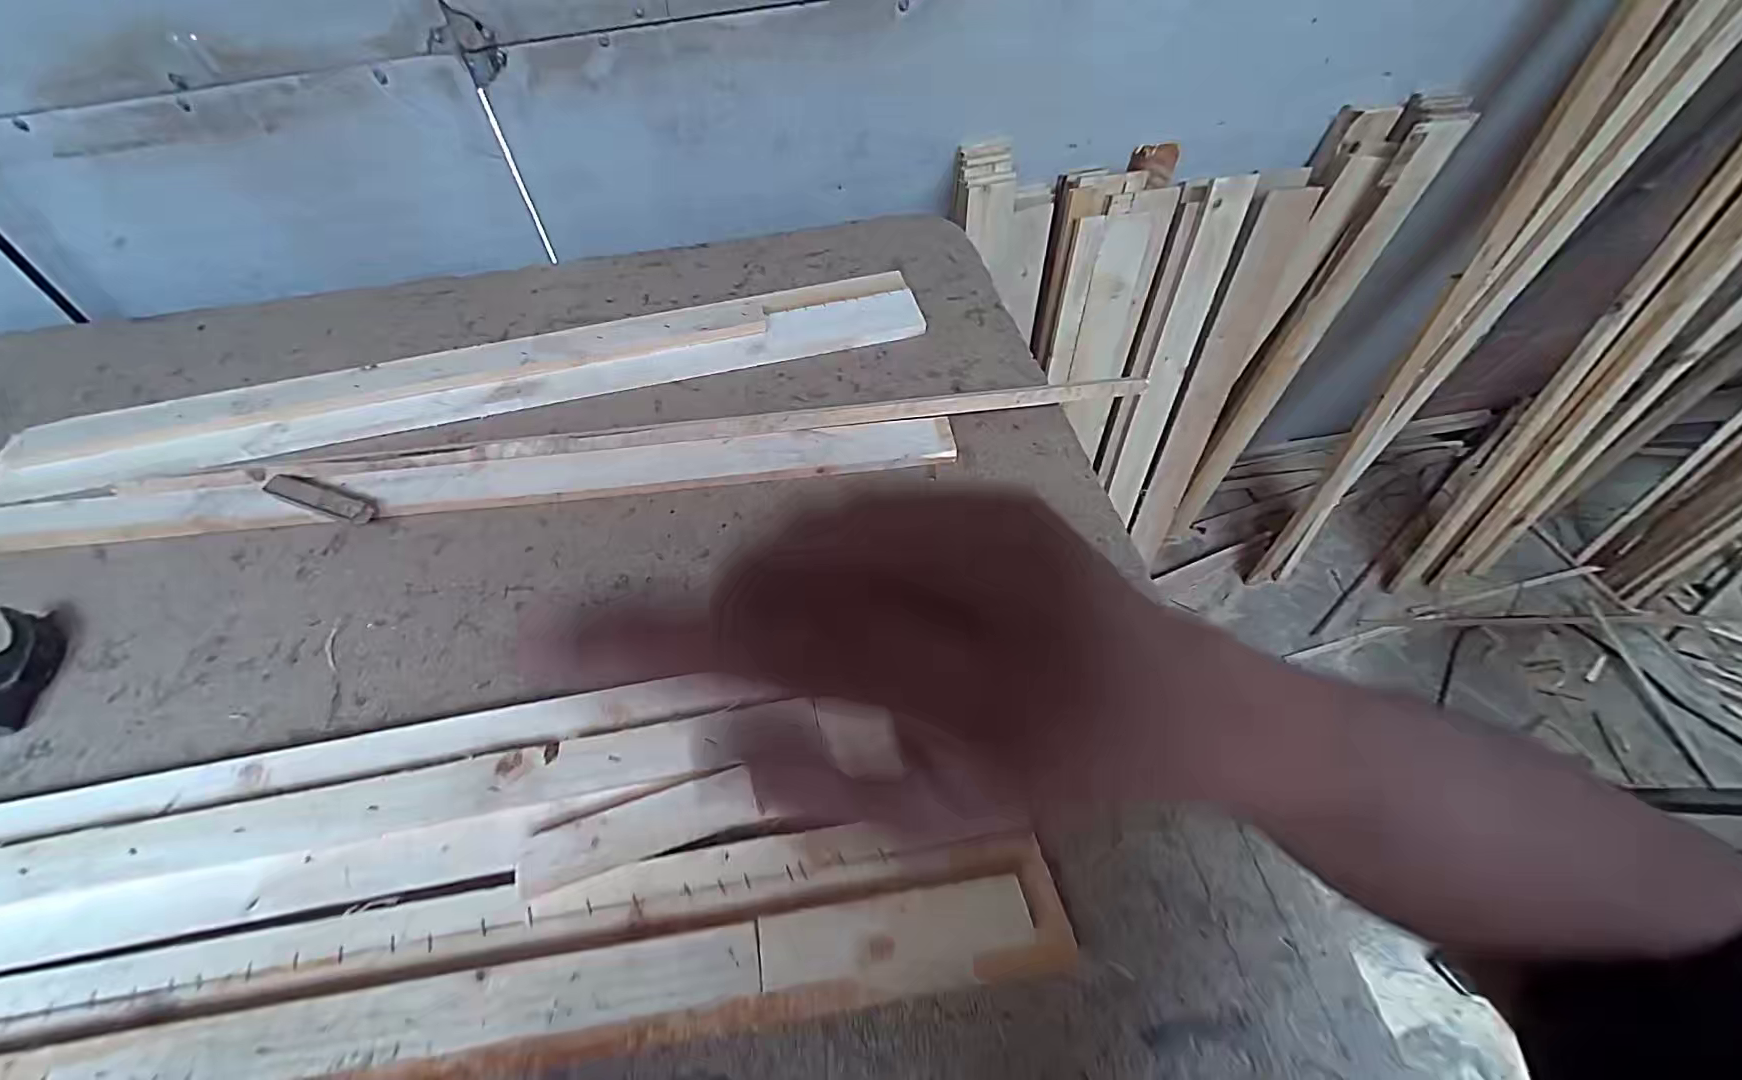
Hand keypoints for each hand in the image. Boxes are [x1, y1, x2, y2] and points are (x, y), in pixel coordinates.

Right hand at [571, 488, 1264, 820]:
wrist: (1170, 696)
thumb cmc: (1057, 771)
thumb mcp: (944, 820)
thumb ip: (825, 790)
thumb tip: (719, 735)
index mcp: (976, 699)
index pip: (788, 653)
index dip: (668, 640)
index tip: (571, 636)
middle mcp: (987, 593)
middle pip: (796, 575)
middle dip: (730, 601)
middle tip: (723, 636)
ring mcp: (999, 528)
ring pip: (826, 527)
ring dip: (779, 570)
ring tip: (799, 616)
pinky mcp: (1006, 499)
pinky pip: (874, 507)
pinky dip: (828, 543)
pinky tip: (851, 583)